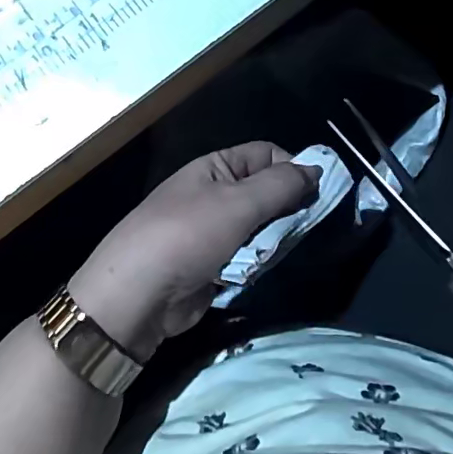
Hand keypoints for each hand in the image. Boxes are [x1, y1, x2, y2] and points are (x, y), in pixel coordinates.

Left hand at [69, 143, 318, 359]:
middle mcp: (216, 192)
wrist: (135, 298)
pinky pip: (248, 253)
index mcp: (217, 167)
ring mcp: (214, 229)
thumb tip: (316, 169)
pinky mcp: (213, 262)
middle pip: (267, 190)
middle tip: (308, 225)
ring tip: (285, 249)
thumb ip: (281, 185)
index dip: (294, 168)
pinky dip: (260, 259)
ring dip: (275, 237)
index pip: (268, 154)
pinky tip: (267, 268)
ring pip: (262, 225)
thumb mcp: (238, 203)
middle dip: (289, 206)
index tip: (318, 193)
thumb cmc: (187, 237)